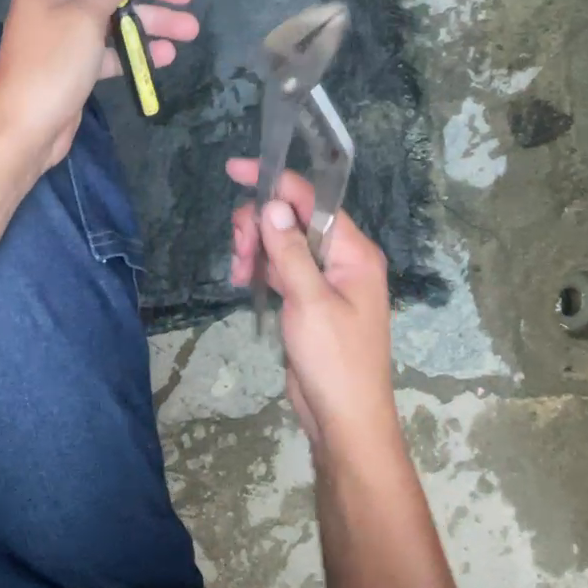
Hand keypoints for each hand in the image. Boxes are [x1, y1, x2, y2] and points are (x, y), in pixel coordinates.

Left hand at [0, 0, 197, 169]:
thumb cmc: (51, 65)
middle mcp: (55, 2)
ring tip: (189, 31)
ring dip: (150, 21)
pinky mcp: (75, 65)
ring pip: (114, 16)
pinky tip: (164, 57)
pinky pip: (110, 49)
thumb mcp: (83, 18)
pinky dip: (135, 50)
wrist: (26, 128)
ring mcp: (66, 35)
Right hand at [225, 159, 394, 449]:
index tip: (233, 170)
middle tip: (239, 254)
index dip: (273, 181)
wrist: (343, 417)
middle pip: (291, 217)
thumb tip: (272, 204)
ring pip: (281, 240)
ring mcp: (324, 277)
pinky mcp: (308, 297)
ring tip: (240, 275)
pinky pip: (280, 265)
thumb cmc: (334, 359)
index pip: (311, 199)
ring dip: (255, 248)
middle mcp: (341, 257)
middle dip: (258, 226)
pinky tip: (246, 283)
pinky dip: (260, 267)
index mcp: (353, 252)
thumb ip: (289, 251)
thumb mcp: (309, 302)